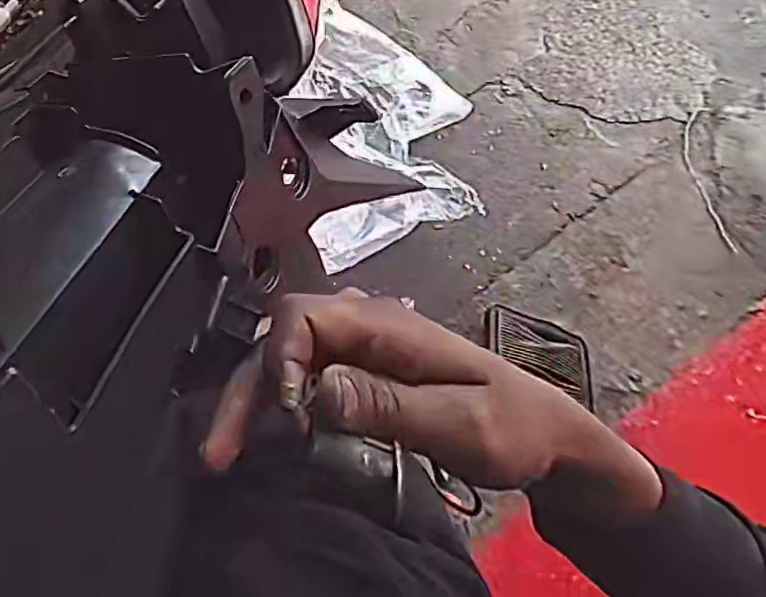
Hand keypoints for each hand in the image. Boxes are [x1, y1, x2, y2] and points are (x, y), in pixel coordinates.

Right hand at [201, 291, 662, 525]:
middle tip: (220, 447)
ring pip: (282, 360)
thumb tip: (318, 391)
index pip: (304, 314)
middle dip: (246, 388)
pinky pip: (299, 380)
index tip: (286, 410)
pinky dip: (271, 408)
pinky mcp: (353, 372)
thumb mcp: (463, 422)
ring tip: (224, 450)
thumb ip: (390, 404)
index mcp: (381, 322)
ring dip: (250, 401)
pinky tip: (257, 439)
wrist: (545, 434)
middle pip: (280, 338)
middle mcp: (357, 325)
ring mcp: (353, 348)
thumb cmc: (514, 423)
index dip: (282, 354)